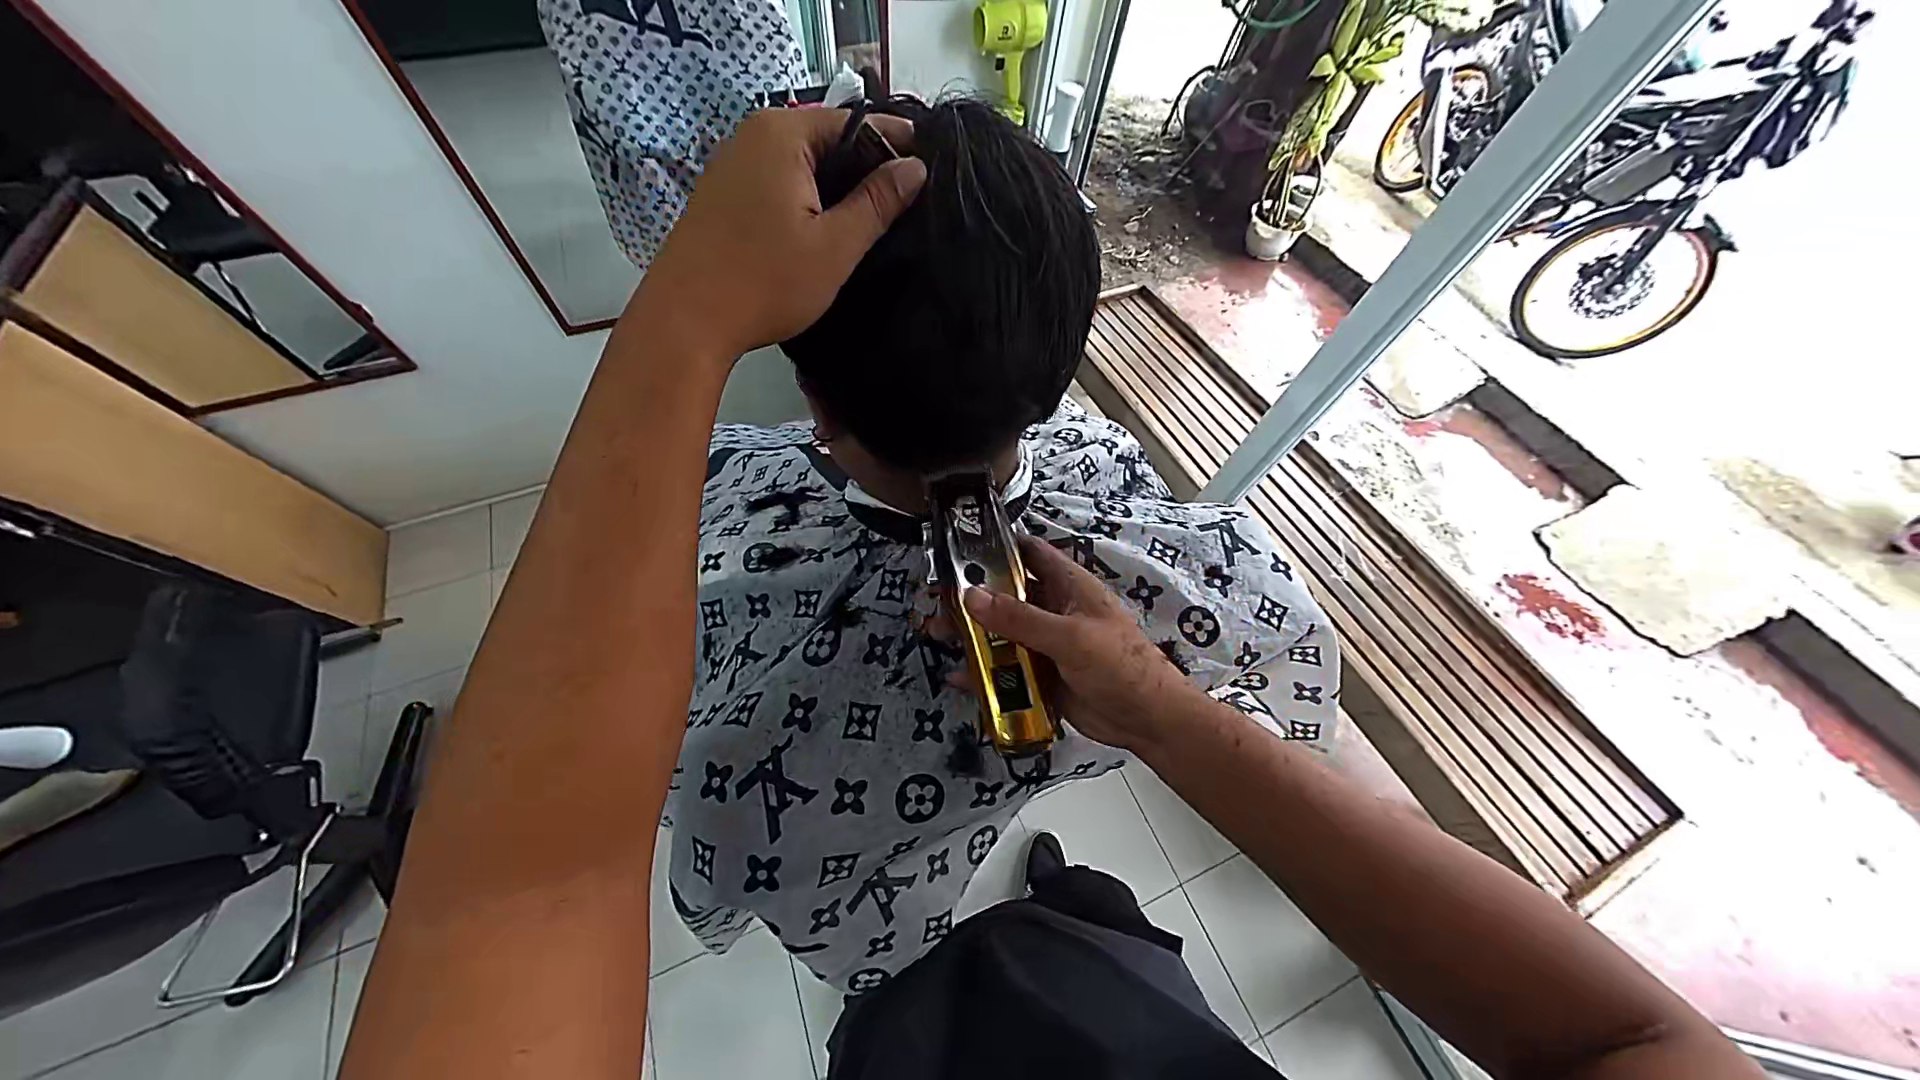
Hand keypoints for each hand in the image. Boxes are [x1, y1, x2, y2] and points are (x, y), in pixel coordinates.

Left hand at [638, 108, 925, 362]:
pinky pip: (778, 186)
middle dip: (864, 172)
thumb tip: (914, 168)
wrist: (688, 320)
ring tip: (868, 227)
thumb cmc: (765, 282)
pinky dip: (806, 203)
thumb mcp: (835, 246)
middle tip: (900, 209)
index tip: (927, 171)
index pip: (855, 122)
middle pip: (826, 142)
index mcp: (782, 135)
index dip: (894, 145)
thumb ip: (877, 203)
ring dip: (835, 193)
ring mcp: (733, 165)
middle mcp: (753, 136)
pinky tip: (822, 236)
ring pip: (802, 168)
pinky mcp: (724, 196)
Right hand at [958, 536, 1204, 752]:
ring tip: (937, 635)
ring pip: (1002, 633)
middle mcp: (1055, 610)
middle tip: (938, 602)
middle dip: (973, 597)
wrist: (1146, 721)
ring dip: (972, 635)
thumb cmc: (1121, 666)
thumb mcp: (1069, 637)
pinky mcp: (1041, 674)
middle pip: (1007, 595)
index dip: (999, 548)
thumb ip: (1020, 618)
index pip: (1031, 554)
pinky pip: (1006, 668)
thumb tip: (973, 596)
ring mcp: (1046, 644)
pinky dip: (984, 672)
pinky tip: (960, 678)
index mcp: (1069, 587)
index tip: (962, 550)